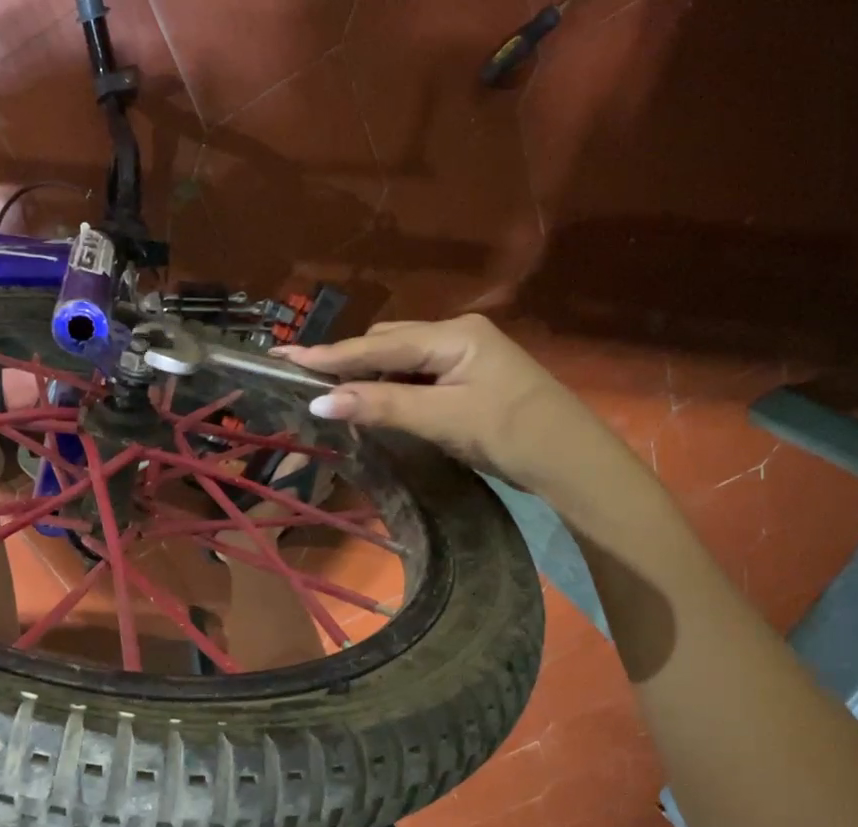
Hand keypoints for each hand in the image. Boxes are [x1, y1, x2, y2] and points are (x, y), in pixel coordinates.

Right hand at [275, 315, 601, 490]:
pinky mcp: (465, 380)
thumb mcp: (443, 419)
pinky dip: (387, 388)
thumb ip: (382, 405)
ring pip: (398, 359)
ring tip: (325, 392)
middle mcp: (456, 335)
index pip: (379, 343)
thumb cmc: (513, 433)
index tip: (284, 356)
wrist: (573, 462)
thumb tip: (319, 402)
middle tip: (300, 378)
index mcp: (454, 334)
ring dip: (365, 375)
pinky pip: (413, 376)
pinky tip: (368, 401)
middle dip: (345, 361)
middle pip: (386, 343)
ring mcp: (463, 356)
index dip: (330, 355)